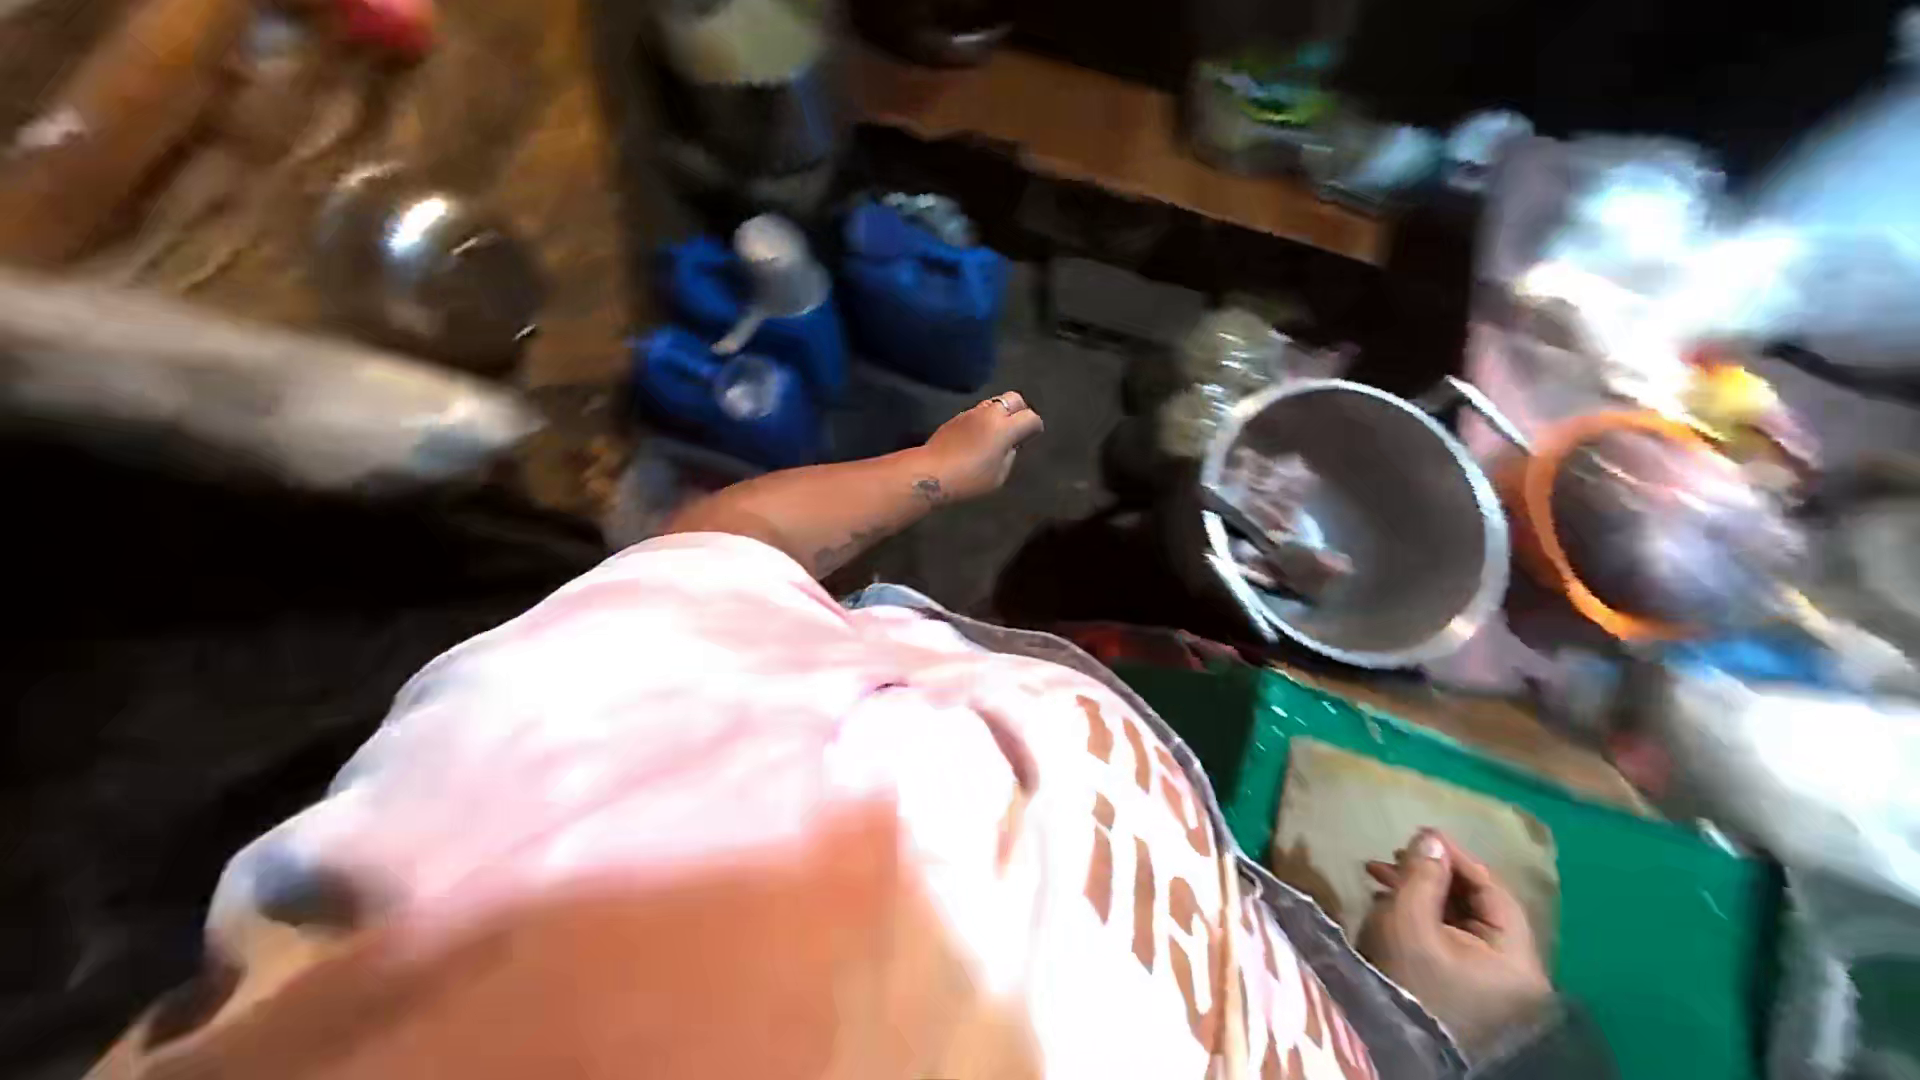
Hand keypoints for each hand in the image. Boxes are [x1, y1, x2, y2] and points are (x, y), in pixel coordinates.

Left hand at [917, 393, 1044, 500]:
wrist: (930, 472)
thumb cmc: (969, 480)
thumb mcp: (998, 476)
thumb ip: (1009, 456)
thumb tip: (1009, 446)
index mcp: (1005, 428)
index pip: (1031, 417)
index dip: (1035, 427)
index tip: (1031, 437)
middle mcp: (990, 414)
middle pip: (1014, 398)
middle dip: (1020, 410)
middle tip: (1017, 429)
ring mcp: (971, 413)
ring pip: (994, 403)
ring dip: (1000, 414)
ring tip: (996, 433)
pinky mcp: (956, 417)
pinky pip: (978, 412)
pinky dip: (984, 420)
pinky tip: (978, 437)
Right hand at [1357, 829, 1553, 1059]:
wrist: (1389, 1034)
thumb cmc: (1407, 974)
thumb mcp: (1408, 916)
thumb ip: (1422, 874)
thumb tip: (1431, 838)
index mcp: (1515, 957)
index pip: (1495, 892)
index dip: (1459, 858)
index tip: (1422, 833)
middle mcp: (1516, 970)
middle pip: (1479, 905)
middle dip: (1434, 873)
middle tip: (1393, 853)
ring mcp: (1493, 980)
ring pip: (1461, 918)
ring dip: (1422, 890)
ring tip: (1379, 873)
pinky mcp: (1469, 984)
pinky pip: (1452, 935)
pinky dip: (1422, 912)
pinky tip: (1389, 900)